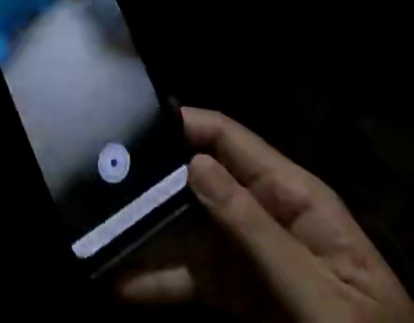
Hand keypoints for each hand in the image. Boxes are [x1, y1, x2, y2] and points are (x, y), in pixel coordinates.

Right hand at [120, 108, 413, 322]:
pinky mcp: (233, 292)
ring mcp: (245, 254)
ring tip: (97, 233)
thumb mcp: (317, 292)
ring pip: (181, 228)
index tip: (127, 122)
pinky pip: (186, 275)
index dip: (180, 124)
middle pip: (194, 181)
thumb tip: (194, 161)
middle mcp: (261, 213)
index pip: (227, 139)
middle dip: (148, 181)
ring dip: (141, 233)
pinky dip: (153, 278)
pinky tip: (121, 282)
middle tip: (96, 180)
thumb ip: (254, 229)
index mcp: (292, 196)